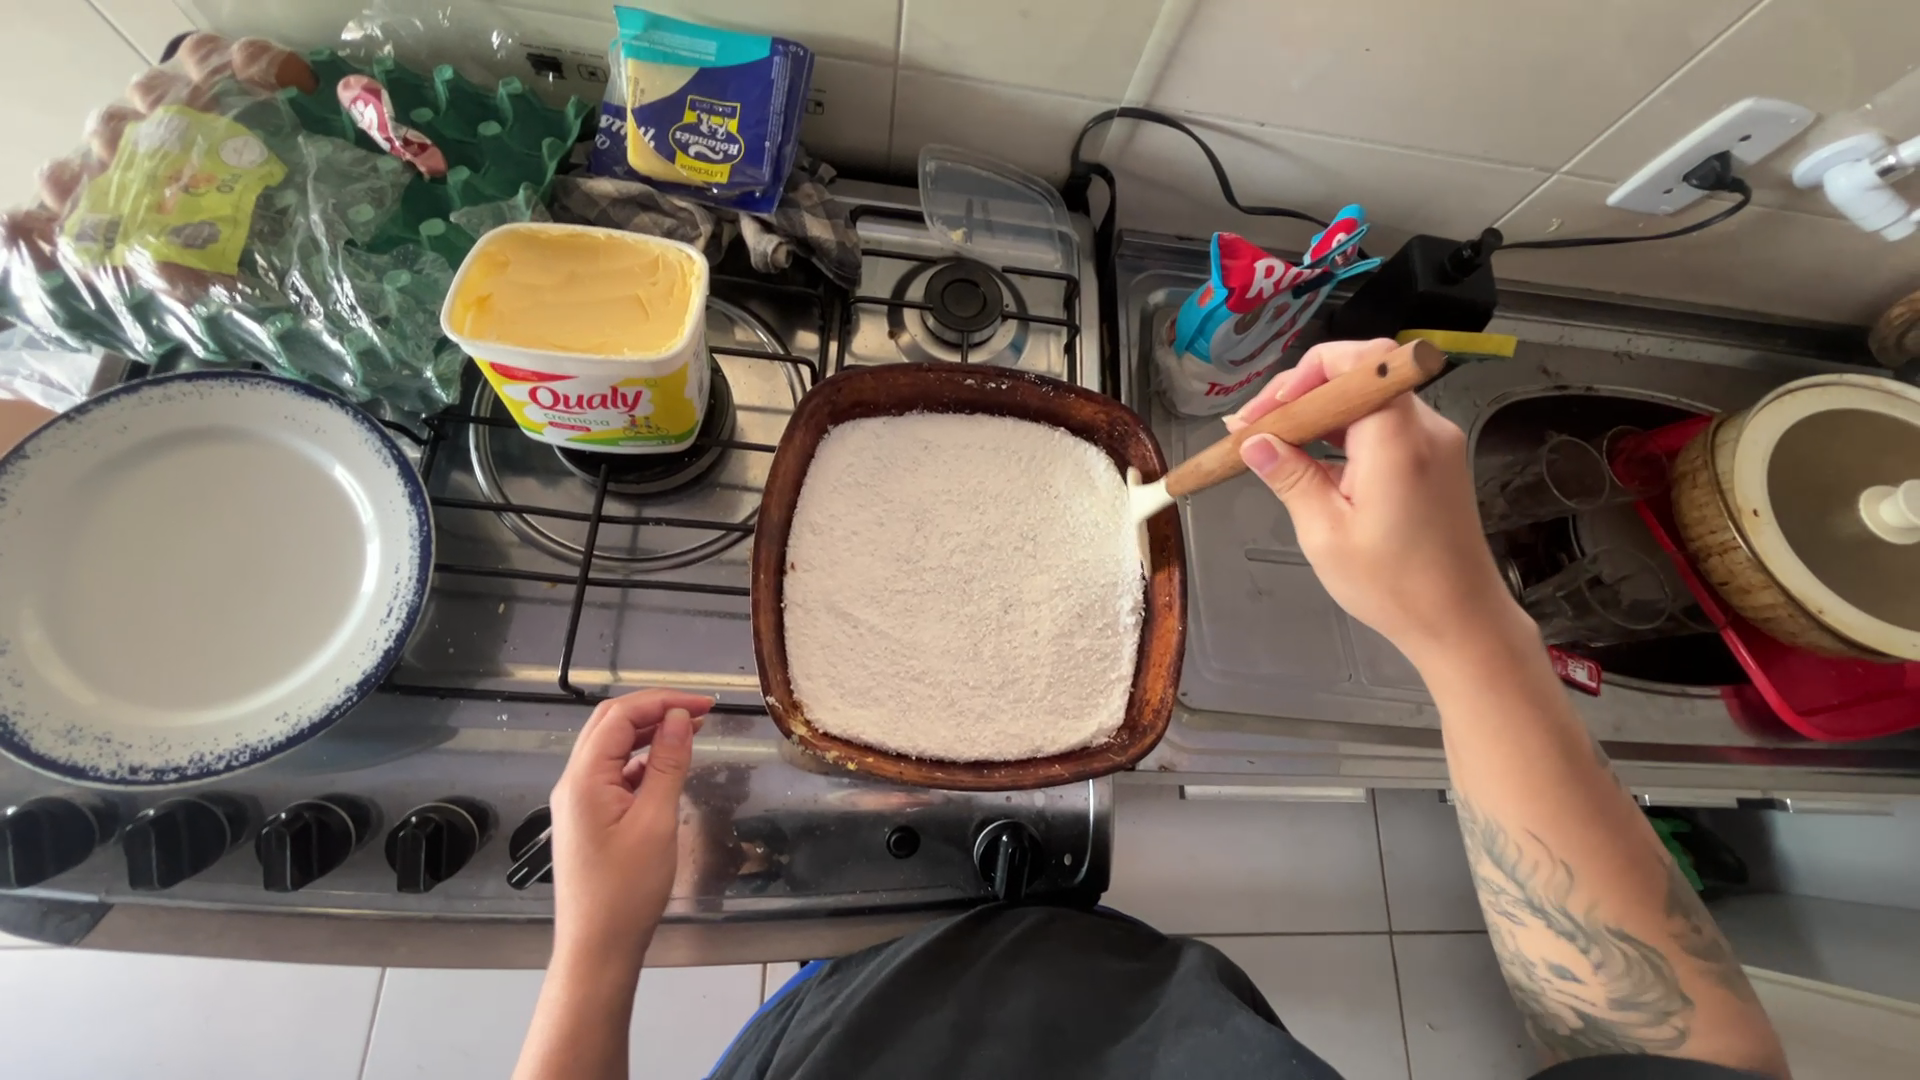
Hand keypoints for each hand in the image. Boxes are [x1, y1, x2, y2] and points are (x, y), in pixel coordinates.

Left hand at [548, 688, 714, 966]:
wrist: (598, 948)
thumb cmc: (628, 888)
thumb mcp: (656, 820)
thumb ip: (668, 763)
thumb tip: (679, 718)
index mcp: (584, 779)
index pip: (620, 716)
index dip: (662, 701)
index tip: (705, 706)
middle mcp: (574, 782)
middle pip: (610, 724)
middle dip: (655, 709)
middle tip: (699, 712)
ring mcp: (579, 800)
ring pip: (611, 746)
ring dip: (649, 731)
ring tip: (691, 730)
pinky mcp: (589, 816)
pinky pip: (614, 771)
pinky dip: (643, 757)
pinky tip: (669, 764)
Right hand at [1228, 338, 1527, 669]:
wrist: (1459, 621)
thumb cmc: (1393, 585)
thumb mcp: (1324, 532)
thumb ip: (1290, 477)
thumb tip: (1254, 442)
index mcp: (1399, 440)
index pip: (1359, 361)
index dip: (1306, 373)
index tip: (1267, 411)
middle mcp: (1423, 428)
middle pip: (1359, 375)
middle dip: (1300, 393)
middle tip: (1253, 428)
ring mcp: (1432, 442)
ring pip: (1366, 399)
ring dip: (1315, 414)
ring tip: (1268, 444)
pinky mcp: (1431, 460)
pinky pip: (1379, 425)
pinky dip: (1338, 433)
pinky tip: (1304, 459)